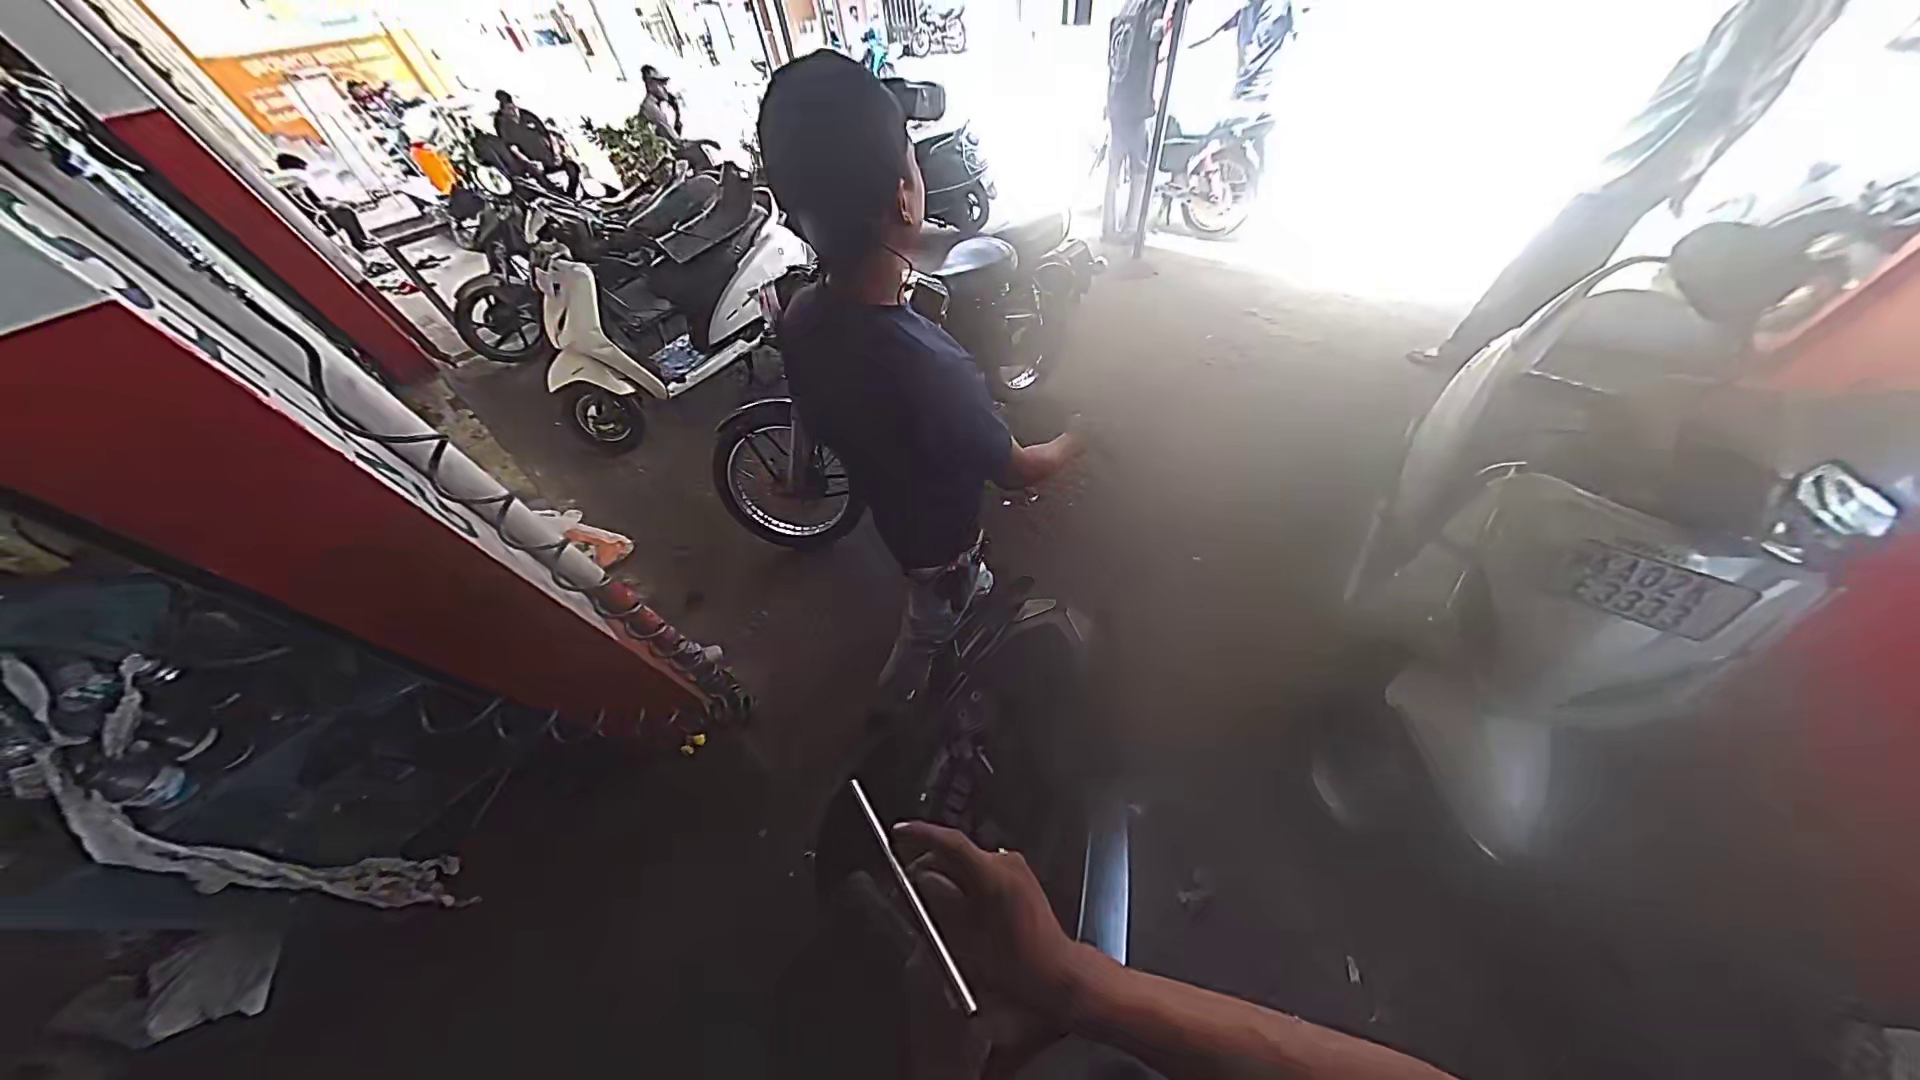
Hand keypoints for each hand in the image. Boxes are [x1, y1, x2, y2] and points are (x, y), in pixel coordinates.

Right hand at [893, 821, 1093, 1022]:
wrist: (1056, 974)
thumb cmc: (1019, 966)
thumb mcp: (968, 939)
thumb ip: (942, 902)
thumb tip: (921, 879)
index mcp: (993, 877)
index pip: (952, 843)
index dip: (922, 834)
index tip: (901, 832)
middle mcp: (1006, 865)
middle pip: (957, 850)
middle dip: (929, 861)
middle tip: (908, 877)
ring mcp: (1015, 867)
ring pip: (969, 860)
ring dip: (948, 872)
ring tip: (932, 897)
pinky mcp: (1020, 875)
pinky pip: (983, 868)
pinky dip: (966, 879)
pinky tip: (959, 904)